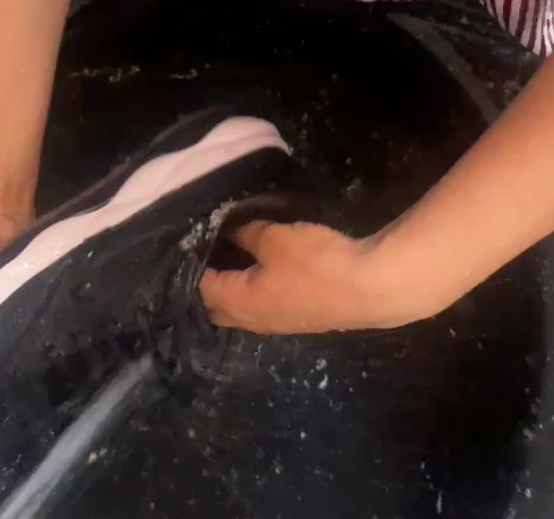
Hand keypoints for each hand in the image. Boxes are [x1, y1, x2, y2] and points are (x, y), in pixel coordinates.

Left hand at [198, 221, 442, 333]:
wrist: (368, 288)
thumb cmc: (314, 263)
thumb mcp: (274, 238)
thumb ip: (246, 233)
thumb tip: (226, 229)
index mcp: (239, 302)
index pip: (202, 289)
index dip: (190, 269)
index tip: (184, 247)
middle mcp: (254, 321)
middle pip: (218, 309)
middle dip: (206, 286)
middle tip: (202, 257)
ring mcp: (279, 324)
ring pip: (242, 311)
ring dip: (231, 291)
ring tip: (228, 262)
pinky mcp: (301, 318)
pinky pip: (263, 308)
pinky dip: (253, 292)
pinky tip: (262, 272)